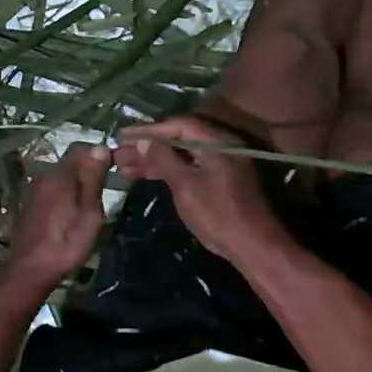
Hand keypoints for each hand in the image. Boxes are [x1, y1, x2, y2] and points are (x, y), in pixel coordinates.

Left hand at [4, 142, 112, 290]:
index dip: (99, 153)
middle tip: (106, 189)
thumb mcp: (89, 212)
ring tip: (92, 203)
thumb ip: (93, 179)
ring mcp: (35, 189)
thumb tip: (100, 147)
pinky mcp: (31, 203)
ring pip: (61, 175)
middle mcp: (44, 175)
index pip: (80, 148)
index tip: (115, 169)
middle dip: (89, 168)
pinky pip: (53, 187)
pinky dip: (66, 192)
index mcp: (59, 174)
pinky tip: (73, 211)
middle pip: (70, 161)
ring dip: (77, 182)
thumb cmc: (66, 242)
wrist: (30, 269)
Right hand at [114, 116, 288, 263]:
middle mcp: (220, 147)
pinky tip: (144, 176)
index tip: (122, 135)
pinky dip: (167, 171)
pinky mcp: (217, 181)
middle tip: (118, 154)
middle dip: (147, 146)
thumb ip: (163, 158)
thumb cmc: (218, 213)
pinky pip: (187, 168)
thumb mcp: (185, 184)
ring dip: (153, 160)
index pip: (177, 125)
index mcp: (216, 141)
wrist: (252, 246)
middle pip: (177, 139)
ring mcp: (219, 164)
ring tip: (123, 167)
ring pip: (180, 155)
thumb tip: (143, 140)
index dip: (147, 130)